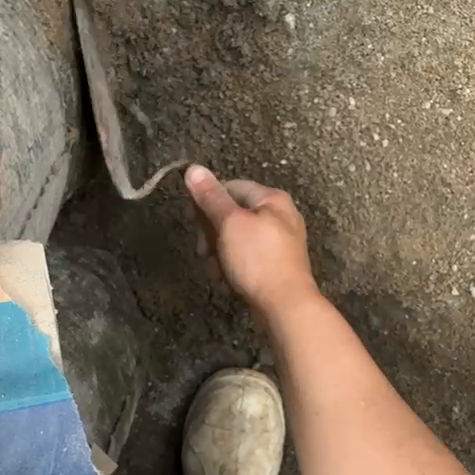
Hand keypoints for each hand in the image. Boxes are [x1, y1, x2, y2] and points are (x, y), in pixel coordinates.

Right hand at [185, 165, 319, 318]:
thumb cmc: (258, 260)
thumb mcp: (230, 223)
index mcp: (271, 200)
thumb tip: (193, 169)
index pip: (230, 187)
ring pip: (234, 242)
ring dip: (217, 256)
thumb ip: (210, 197)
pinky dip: (231, 270)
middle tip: (203, 251)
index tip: (189, 219)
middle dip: (211, 235)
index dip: (206, 201)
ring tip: (217, 271)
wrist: (285, 306)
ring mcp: (276, 244)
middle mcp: (277, 217)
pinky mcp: (272, 267)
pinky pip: (244, 261)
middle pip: (230, 216)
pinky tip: (226, 283)